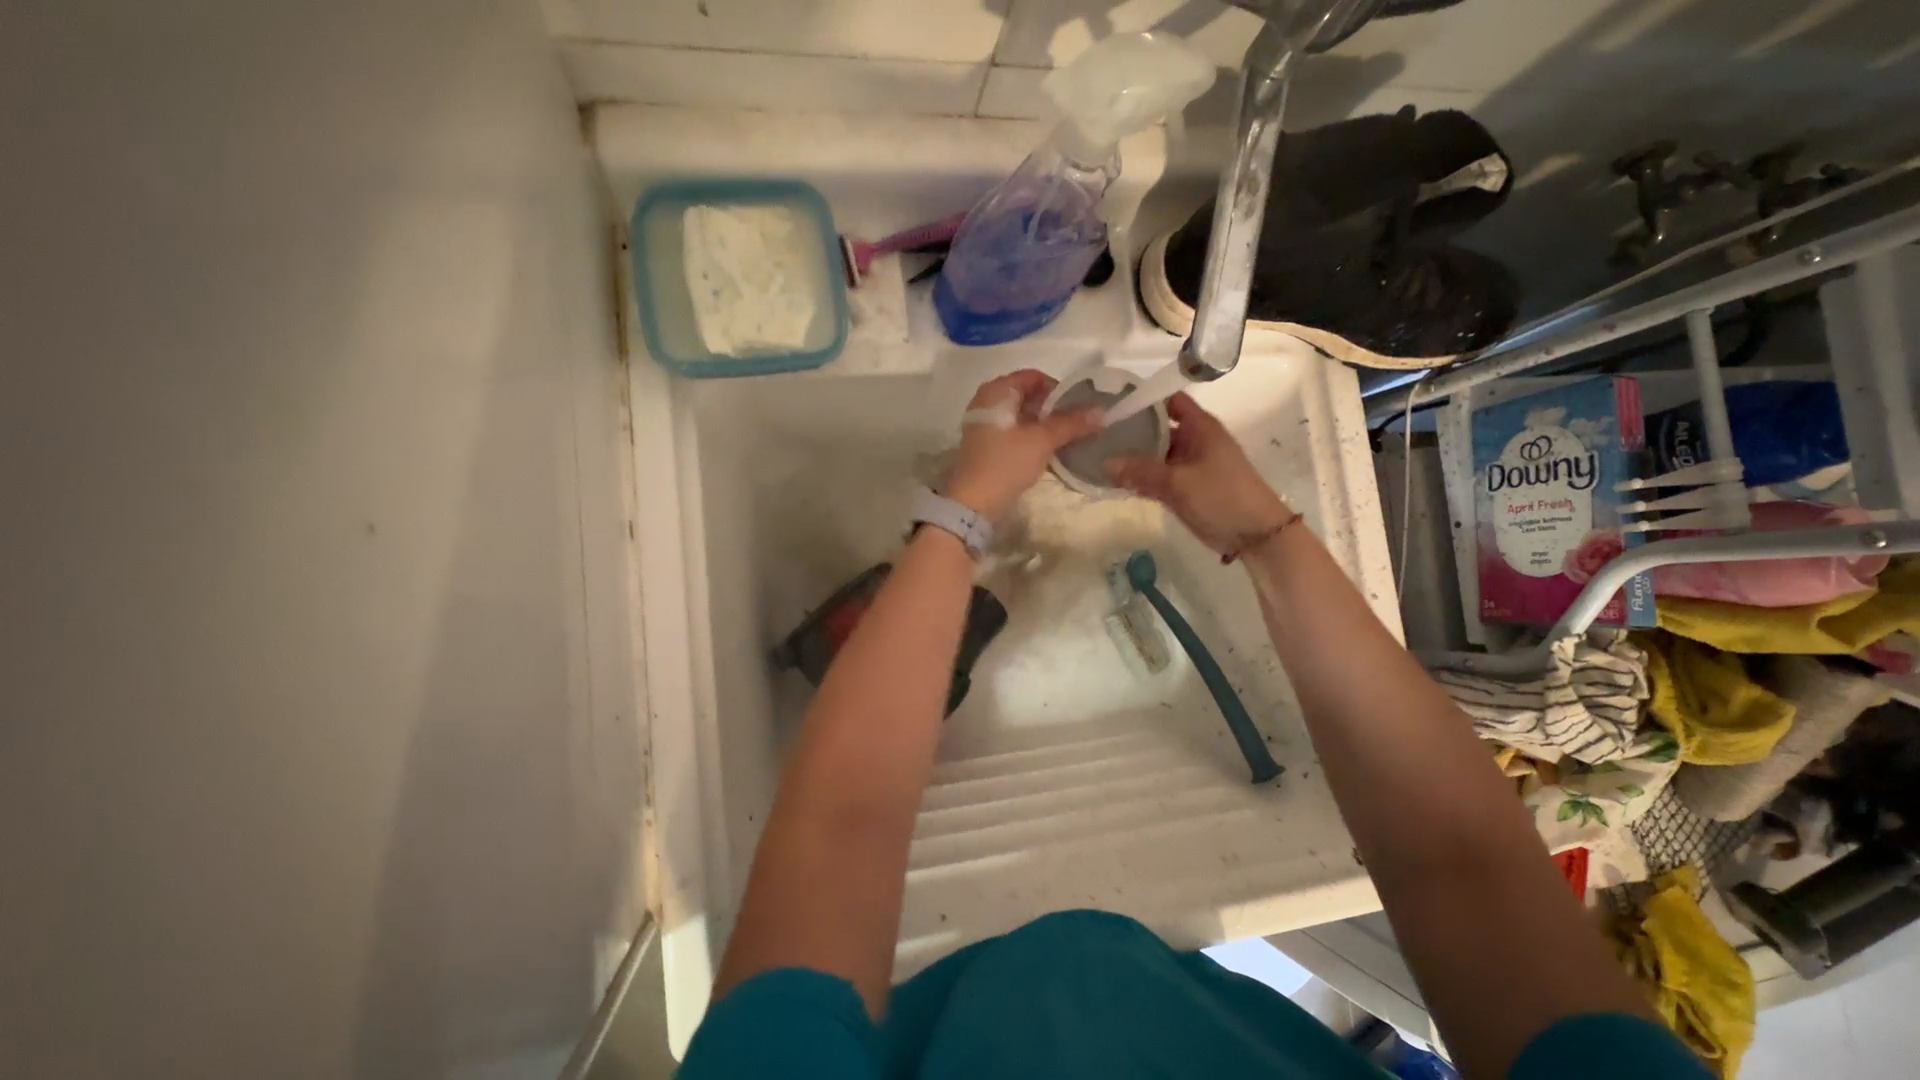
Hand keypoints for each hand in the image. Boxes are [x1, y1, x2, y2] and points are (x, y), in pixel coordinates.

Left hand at [945, 370, 1104, 523]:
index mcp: (997, 391)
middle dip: (1054, 409)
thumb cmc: (1007, 462)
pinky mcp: (987, 445)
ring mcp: (986, 424)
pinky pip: (1015, 433)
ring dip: (1045, 425)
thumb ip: (1072, 423)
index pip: (1033, 376)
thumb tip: (1101, 411)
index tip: (1077, 406)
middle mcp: (988, 401)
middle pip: (1028, 396)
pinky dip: (1033, 438)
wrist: (974, 501)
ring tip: (1068, 438)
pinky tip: (1051, 451)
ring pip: (1022, 416)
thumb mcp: (1042, 440)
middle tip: (1077, 424)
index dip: (1058, 388)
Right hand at [1105, 392, 1294, 555]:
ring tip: (1096, 455)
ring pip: (1155, 456)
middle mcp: (1194, 441)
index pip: (1169, 400)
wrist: (1255, 535)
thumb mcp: (1179, 482)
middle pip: (1158, 428)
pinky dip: (1139, 479)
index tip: (1112, 402)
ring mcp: (1189, 466)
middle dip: (1131, 430)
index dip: (1144, 398)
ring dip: (1132, 458)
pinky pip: (1157, 478)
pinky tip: (1112, 481)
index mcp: (1201, 426)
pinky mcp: (1185, 490)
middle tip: (1096, 433)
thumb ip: (1140, 471)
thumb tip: (1104, 463)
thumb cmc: (1222, 496)